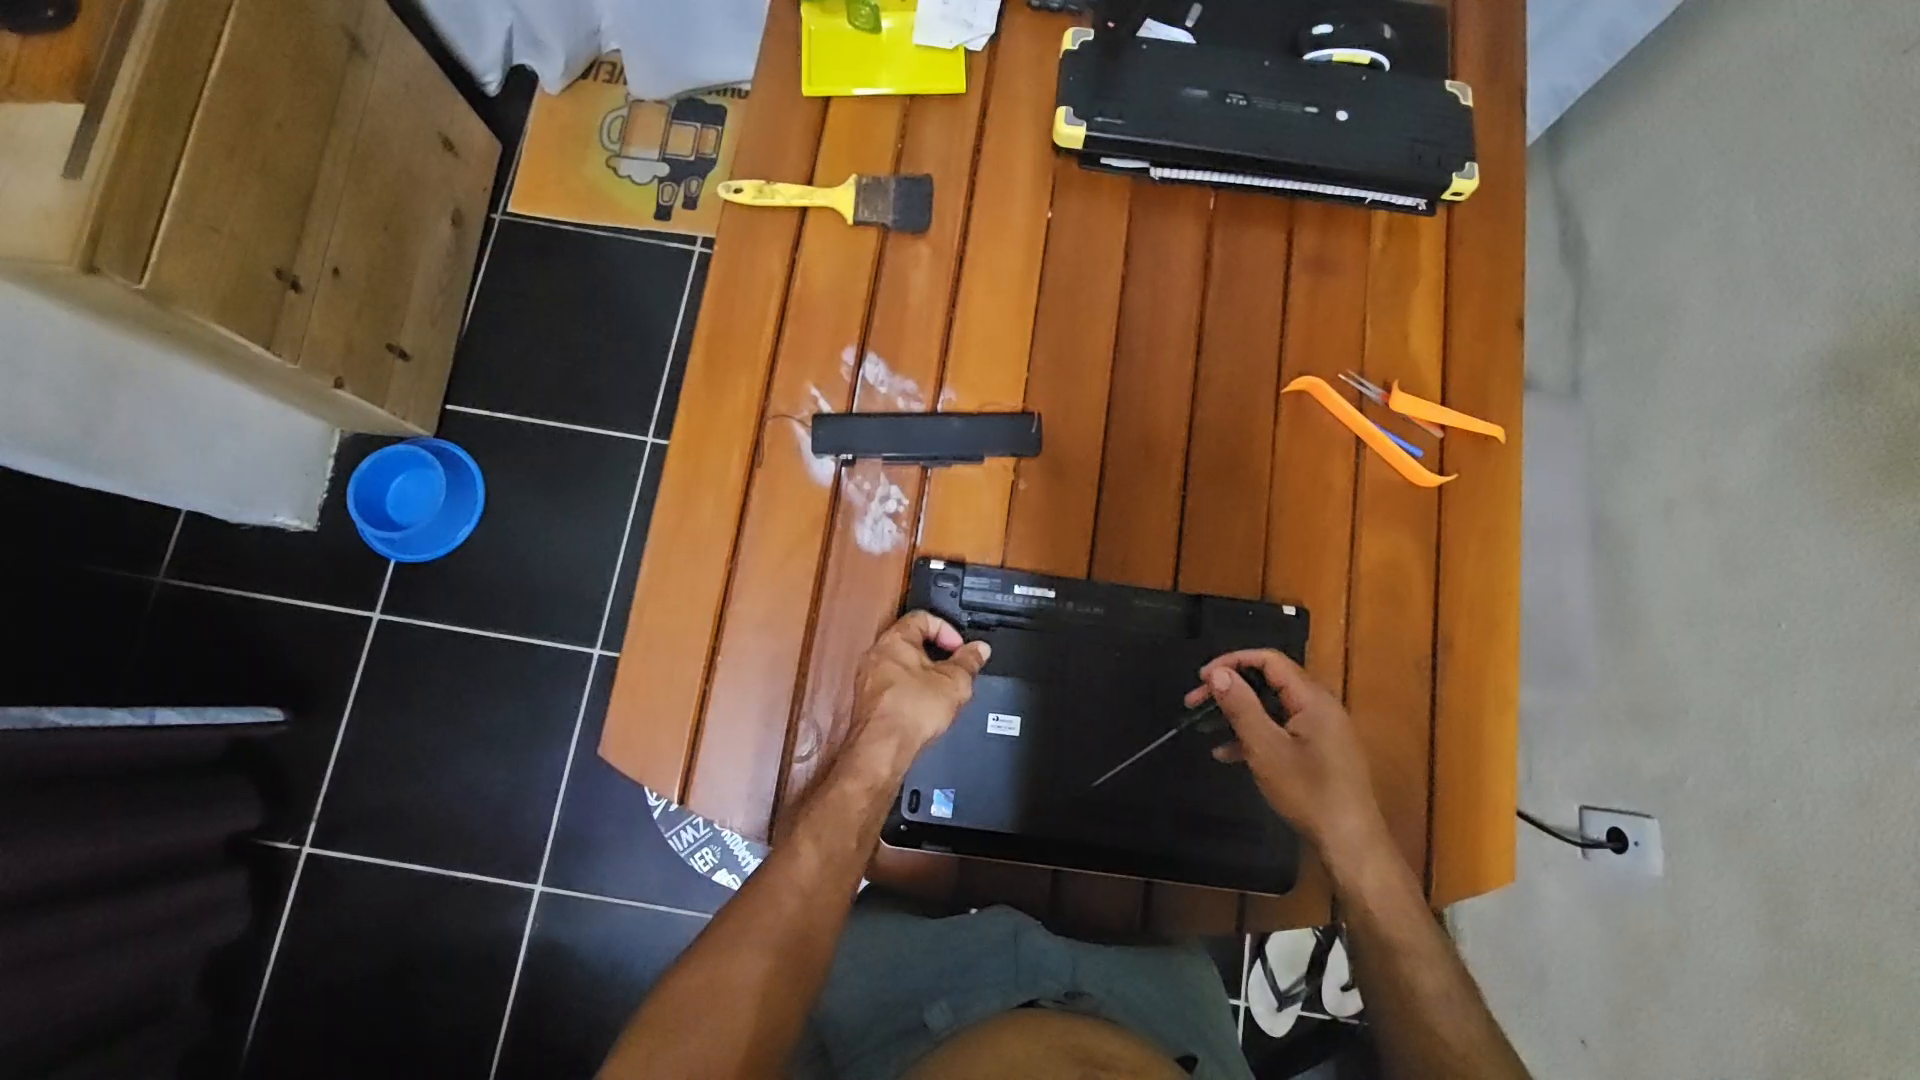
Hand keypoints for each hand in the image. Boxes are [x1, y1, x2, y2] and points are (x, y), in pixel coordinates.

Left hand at [844, 612, 990, 778]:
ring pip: (900, 666)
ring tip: (940, 691)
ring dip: (922, 675)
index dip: (947, 629)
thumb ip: (969, 661)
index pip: (922, 618)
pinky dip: (909, 692)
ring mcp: (868, 678)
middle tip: (953, 669)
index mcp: (895, 639)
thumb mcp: (954, 682)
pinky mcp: (868, 701)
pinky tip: (923, 709)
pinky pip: (892, 687)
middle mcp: (876, 654)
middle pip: (910, 642)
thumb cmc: (908, 712)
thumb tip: (979, 649)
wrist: (883, 748)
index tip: (959, 647)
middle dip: (936, 654)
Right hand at [1187, 649, 1389, 860]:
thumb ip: (1241, 707)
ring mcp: (1321, 730)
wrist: (1349, 841)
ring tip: (1204, 727)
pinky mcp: (1318, 751)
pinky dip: (1254, 735)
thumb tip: (1217, 673)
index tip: (1201, 679)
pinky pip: (1280, 729)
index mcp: (1312, 698)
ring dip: (1237, 714)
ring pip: (1271, 707)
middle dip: (1230, 690)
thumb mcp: (1265, 748)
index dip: (1232, 662)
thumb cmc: (1307, 791)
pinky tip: (1227, 754)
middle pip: (1268, 682)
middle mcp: (1319, 707)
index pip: (1269, 660)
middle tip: (1195, 703)